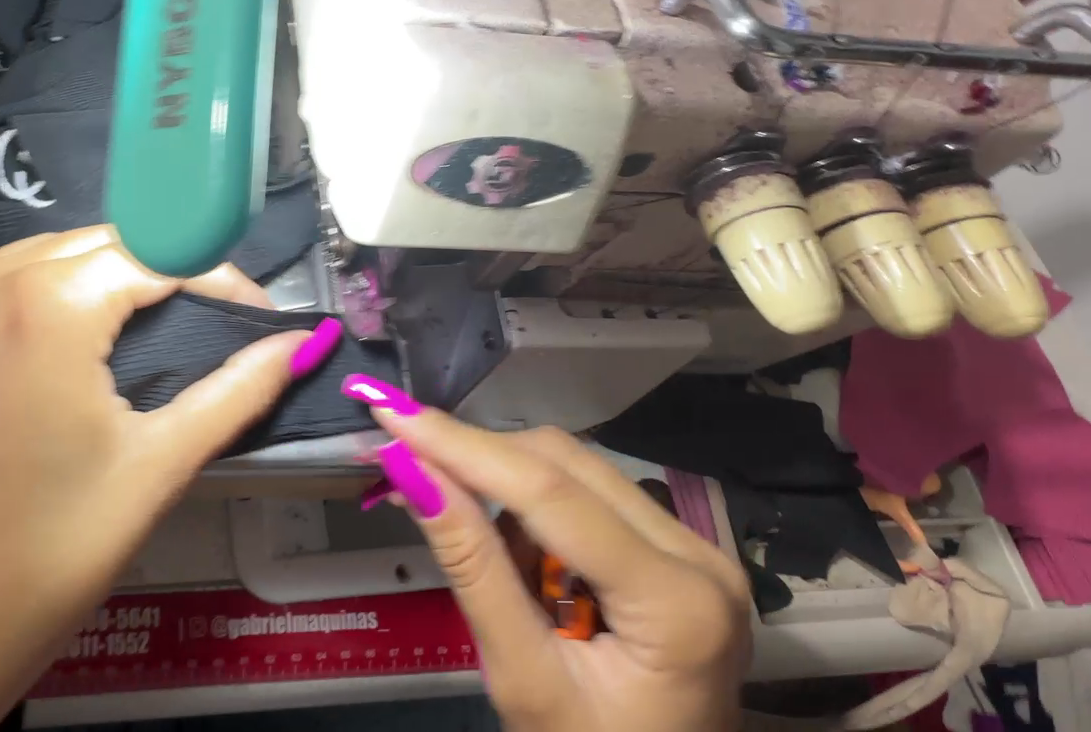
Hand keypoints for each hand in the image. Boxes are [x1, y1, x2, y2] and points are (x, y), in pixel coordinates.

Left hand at [0, 227, 323, 731]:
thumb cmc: (42, 560)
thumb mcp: (153, 469)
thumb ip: (237, 393)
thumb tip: (300, 344)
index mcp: (46, 307)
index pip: (154, 253)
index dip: (215, 275)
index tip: (253, 314)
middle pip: (94, 246)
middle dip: (158, 270)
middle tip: (204, 320)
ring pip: (35, 260)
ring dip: (95, 280)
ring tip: (139, 332)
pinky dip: (32, 299)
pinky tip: (54, 350)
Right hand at [357, 392, 751, 731]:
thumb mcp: (522, 677)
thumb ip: (471, 566)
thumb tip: (408, 472)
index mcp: (675, 603)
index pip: (550, 493)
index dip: (462, 445)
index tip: (390, 413)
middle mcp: (699, 556)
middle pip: (568, 463)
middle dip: (478, 454)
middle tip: (403, 454)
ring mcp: (697, 549)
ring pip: (578, 467)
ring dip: (504, 478)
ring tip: (459, 518)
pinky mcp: (680, 551)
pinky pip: (592, 493)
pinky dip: (535, 503)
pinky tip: (514, 549)